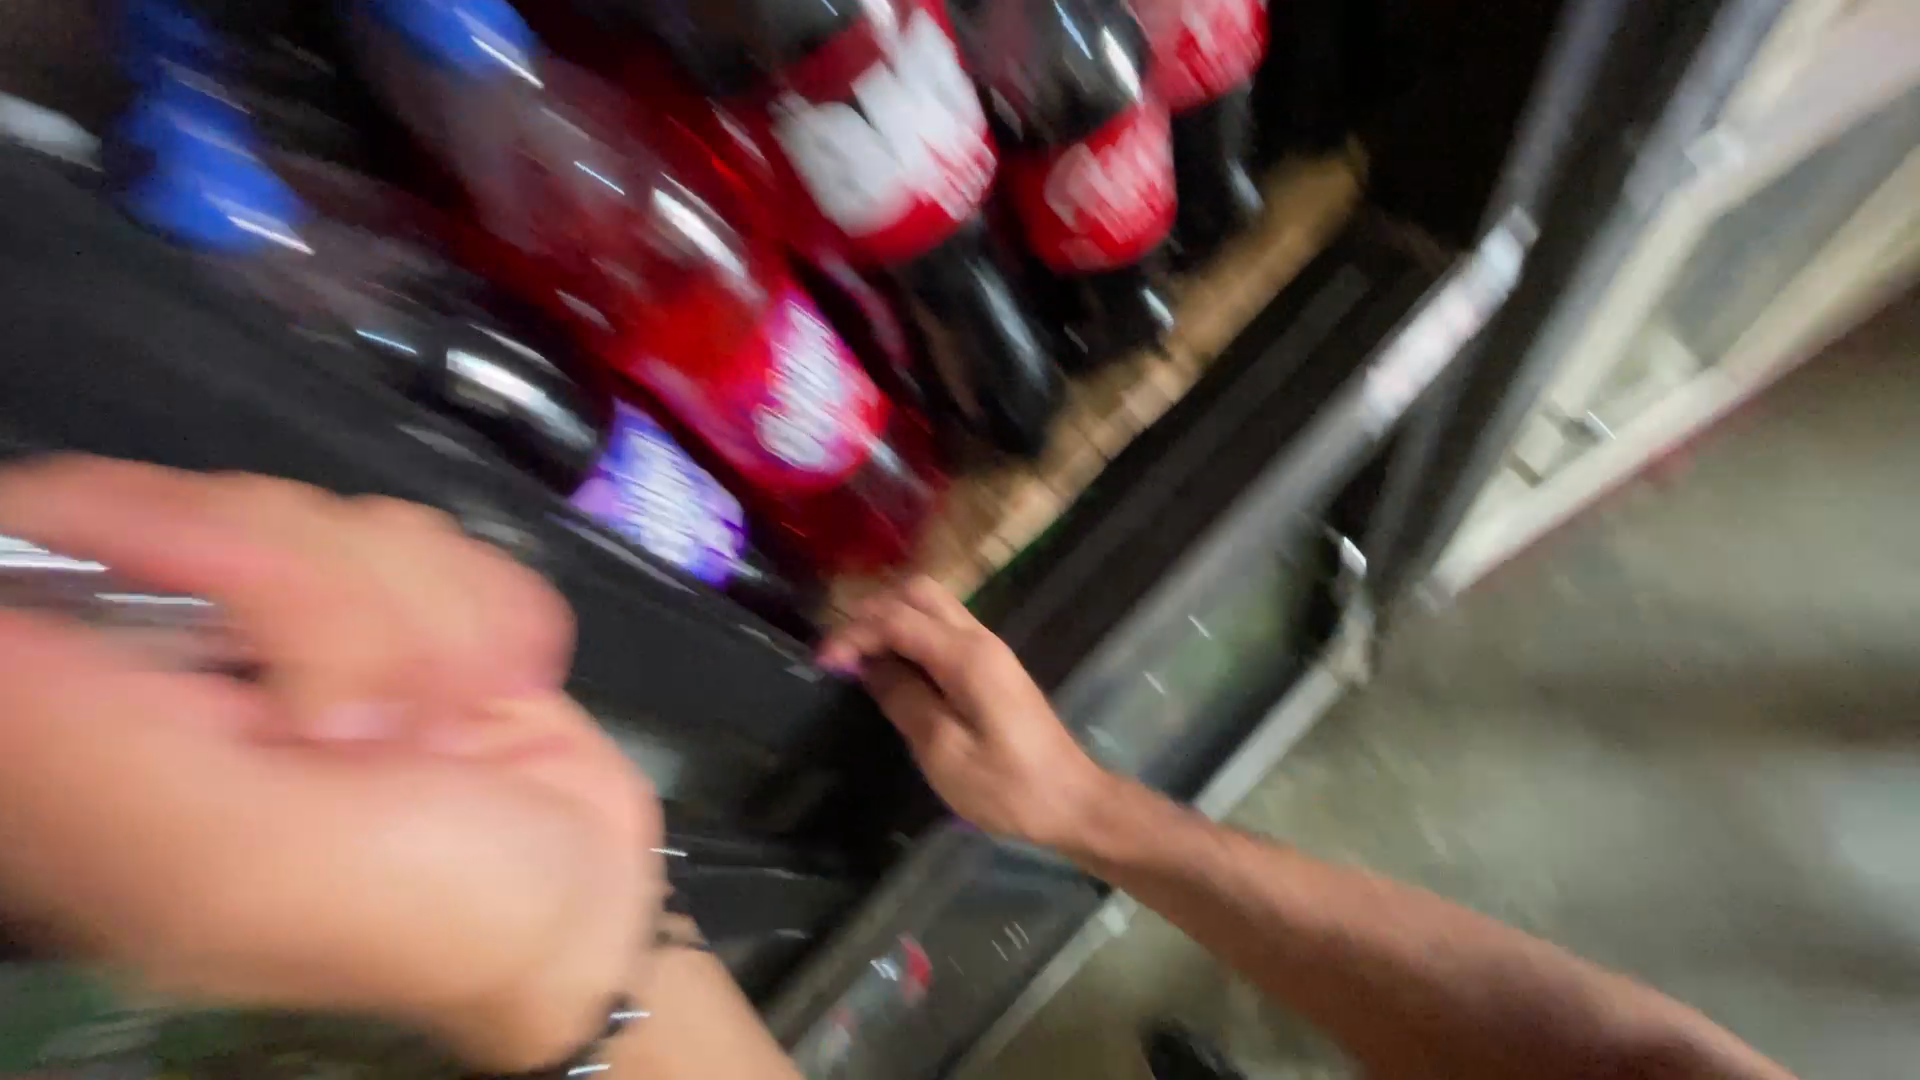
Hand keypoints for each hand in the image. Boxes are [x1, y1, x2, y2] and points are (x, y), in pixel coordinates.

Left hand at [0, 456, 663, 1071]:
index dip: (159, 529)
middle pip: (252, 514)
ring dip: (445, 629)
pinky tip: (496, 691)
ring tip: (451, 718)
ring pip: (375, 526)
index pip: (73, 536)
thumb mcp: (252, 862)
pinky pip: (463, 551)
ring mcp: (345, 635)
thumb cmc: (434, 909)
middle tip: (382, 715)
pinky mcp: (440, 619)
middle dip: (352, 615)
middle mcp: (225, 670)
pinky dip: (501, 619)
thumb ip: (103, 750)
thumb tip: (1, 621)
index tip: (250, 584)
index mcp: (125, 733)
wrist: (581, 897)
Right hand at [818, 578, 1110, 849]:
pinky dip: (911, 635)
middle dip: (873, 612)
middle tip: (843, 652)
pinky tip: (895, 666)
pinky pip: (943, 630)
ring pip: (932, 606)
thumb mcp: (944, 752)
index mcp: (967, 656)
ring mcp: (989, 649)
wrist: (1072, 800)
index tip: (822, 663)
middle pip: (919, 594)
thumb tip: (869, 666)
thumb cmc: (1008, 786)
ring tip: (860, 657)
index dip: (854, 633)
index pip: (897, 619)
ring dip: (892, 620)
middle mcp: (979, 639)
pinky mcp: (992, 666)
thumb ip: (904, 700)